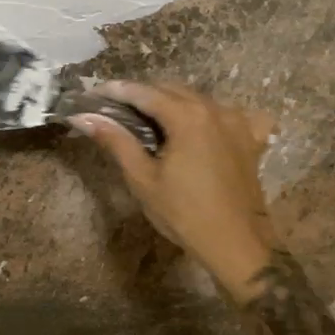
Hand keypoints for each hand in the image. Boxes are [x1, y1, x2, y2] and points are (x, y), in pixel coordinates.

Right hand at [66, 81, 274, 288]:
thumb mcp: (142, 178)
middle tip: (113, 108)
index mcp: (188, 117)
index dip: (115, 90)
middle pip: (171, 89)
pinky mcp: (250, 139)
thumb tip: (84, 117)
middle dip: (141, 94)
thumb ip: (115, 140)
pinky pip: (225, 114)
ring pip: (196, 99)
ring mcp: (237, 122)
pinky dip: (205, 115)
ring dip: (170, 102)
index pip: (144, 92)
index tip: (92, 93)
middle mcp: (215, 110)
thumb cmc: (184, 213)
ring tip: (146, 118)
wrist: (236, 245)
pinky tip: (197, 127)